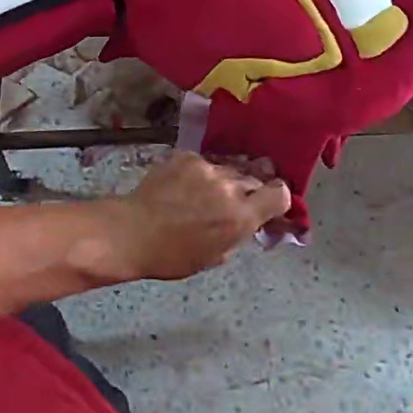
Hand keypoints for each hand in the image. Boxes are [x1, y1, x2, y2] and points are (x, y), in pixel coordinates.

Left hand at [101, 152, 291, 280]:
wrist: (133, 231)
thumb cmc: (173, 255)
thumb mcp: (216, 255)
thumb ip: (239, 233)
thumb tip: (248, 222)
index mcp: (241, 216)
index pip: (279, 193)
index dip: (278, 198)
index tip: (270, 204)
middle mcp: (229, 186)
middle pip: (255, 177)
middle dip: (252, 188)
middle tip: (239, 199)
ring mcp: (206, 168)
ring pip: (230, 167)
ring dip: (227, 178)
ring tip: (210, 191)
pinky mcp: (186, 156)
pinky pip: (205, 162)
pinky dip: (202, 172)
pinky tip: (188, 184)